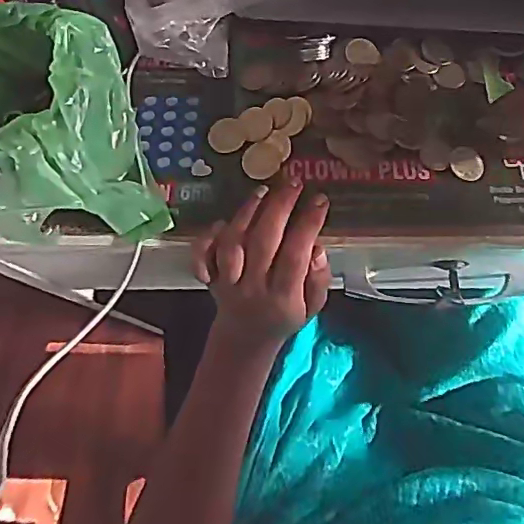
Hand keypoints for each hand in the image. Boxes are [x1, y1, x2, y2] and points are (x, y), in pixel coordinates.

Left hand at [192, 173, 331, 349]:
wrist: (244, 340)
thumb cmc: (284, 317)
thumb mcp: (312, 308)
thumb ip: (318, 280)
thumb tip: (317, 249)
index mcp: (283, 298)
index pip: (295, 256)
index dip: (308, 225)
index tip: (320, 200)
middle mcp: (252, 288)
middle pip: (263, 242)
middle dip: (279, 207)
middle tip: (294, 183)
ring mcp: (227, 283)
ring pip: (233, 243)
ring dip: (247, 213)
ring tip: (265, 190)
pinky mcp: (209, 278)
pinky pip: (202, 255)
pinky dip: (209, 235)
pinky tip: (224, 219)